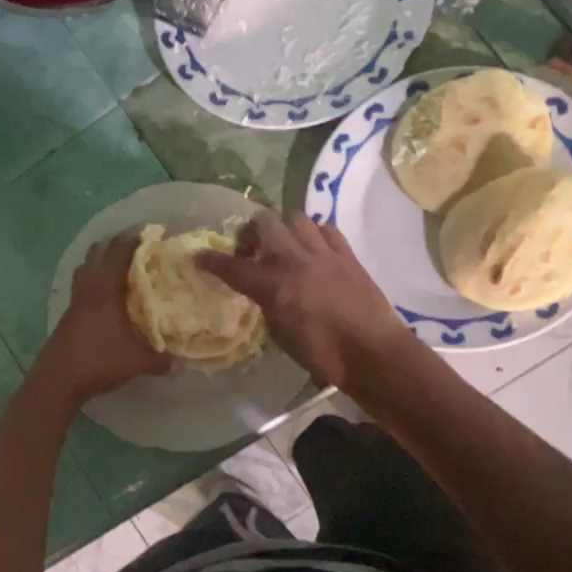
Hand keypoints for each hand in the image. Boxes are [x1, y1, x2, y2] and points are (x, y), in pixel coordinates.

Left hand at [32, 233, 172, 403]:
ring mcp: (73, 303)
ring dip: (100, 262)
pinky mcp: (66, 317)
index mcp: (104, 291)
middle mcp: (87, 290)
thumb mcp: (136, 362)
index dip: (134, 239)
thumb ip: (160, 361)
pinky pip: (81, 288)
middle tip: (137, 246)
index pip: (118, 253)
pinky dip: (93, 283)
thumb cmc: (97, 362)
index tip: (152, 232)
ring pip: (85, 269)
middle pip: (96, 253)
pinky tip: (105, 298)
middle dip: (115, 244)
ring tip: (120, 267)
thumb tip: (181, 364)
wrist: (56, 381)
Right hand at [198, 210, 411, 386]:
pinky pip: (325, 228)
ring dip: (282, 228)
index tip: (199, 258)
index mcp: (273, 286)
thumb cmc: (322, 354)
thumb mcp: (280, 334)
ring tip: (282, 246)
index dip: (211, 261)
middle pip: (264, 222)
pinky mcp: (347, 254)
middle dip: (249, 231)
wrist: (372, 353)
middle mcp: (295, 261)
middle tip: (249, 249)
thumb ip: (268, 305)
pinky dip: (313, 234)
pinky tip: (312, 250)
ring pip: (295, 217)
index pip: (233, 266)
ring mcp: (324, 253)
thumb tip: (265, 293)